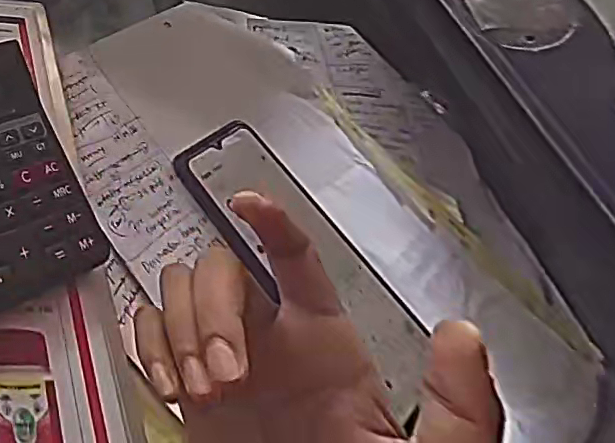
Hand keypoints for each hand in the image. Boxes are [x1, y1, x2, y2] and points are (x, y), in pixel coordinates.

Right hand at [133, 192, 502, 442]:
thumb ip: (457, 411)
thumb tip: (464, 336)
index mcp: (320, 340)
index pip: (293, 256)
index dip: (269, 219)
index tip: (245, 203)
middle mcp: (265, 333)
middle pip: (220, 265)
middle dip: (213, 309)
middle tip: (226, 373)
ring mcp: (219, 351)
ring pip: (179, 284)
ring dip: (181, 328)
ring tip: (199, 388)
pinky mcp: (184, 375)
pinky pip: (150, 324)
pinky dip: (150, 342)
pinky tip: (169, 383)